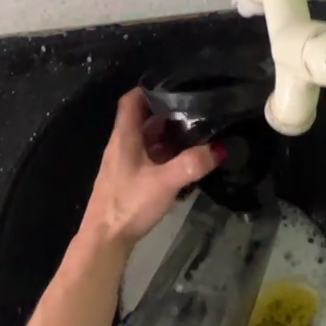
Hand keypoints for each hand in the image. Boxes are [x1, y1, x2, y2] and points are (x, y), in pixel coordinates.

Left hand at [78, 90, 221, 247]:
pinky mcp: (128, 180)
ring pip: (146, 141)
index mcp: (125, 137)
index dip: (149, 89)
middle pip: (142, 120)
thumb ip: (192, 164)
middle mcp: (121, 146)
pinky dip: (164, 156)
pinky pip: (148, 158)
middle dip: (167, 114)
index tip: (174, 86)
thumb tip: (220, 148)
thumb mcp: (165, 182)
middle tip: (195, 112)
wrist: (105, 239)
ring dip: (167, 137)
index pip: (131, 101)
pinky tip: (183, 163)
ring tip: (196, 134)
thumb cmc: (129, 204)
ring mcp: (123, 164)